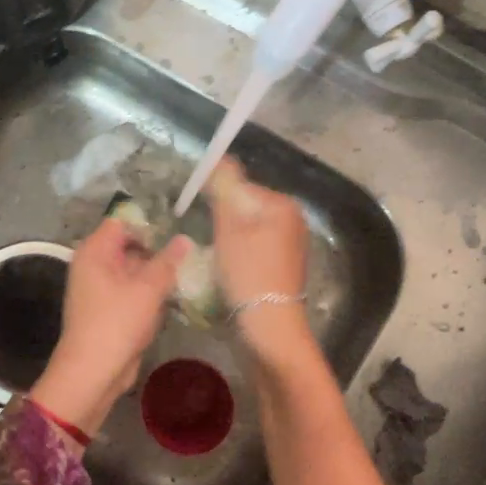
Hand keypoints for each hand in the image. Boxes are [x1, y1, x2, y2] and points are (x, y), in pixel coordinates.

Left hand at [31, 219, 191, 440]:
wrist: (94, 371)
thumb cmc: (117, 323)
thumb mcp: (148, 289)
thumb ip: (168, 262)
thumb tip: (185, 240)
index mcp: (94, 252)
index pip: (122, 223)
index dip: (148, 227)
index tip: (176, 238)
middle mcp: (93, 267)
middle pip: (130, 248)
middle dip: (158, 255)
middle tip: (187, 260)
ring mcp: (100, 291)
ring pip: (134, 274)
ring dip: (157, 279)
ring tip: (185, 281)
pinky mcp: (109, 312)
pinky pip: (132, 295)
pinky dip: (149, 298)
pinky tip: (171, 304)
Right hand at [206, 159, 312, 362]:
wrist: (269, 327)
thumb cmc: (248, 274)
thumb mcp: (230, 227)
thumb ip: (225, 189)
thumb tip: (220, 157)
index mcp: (282, 206)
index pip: (240, 187)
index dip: (215, 199)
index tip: (193, 215)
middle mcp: (292, 221)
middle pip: (243, 210)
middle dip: (221, 222)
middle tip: (205, 242)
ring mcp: (290, 247)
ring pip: (246, 233)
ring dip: (227, 241)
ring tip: (214, 259)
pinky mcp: (282, 269)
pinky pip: (253, 252)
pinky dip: (238, 258)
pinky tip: (227, 273)